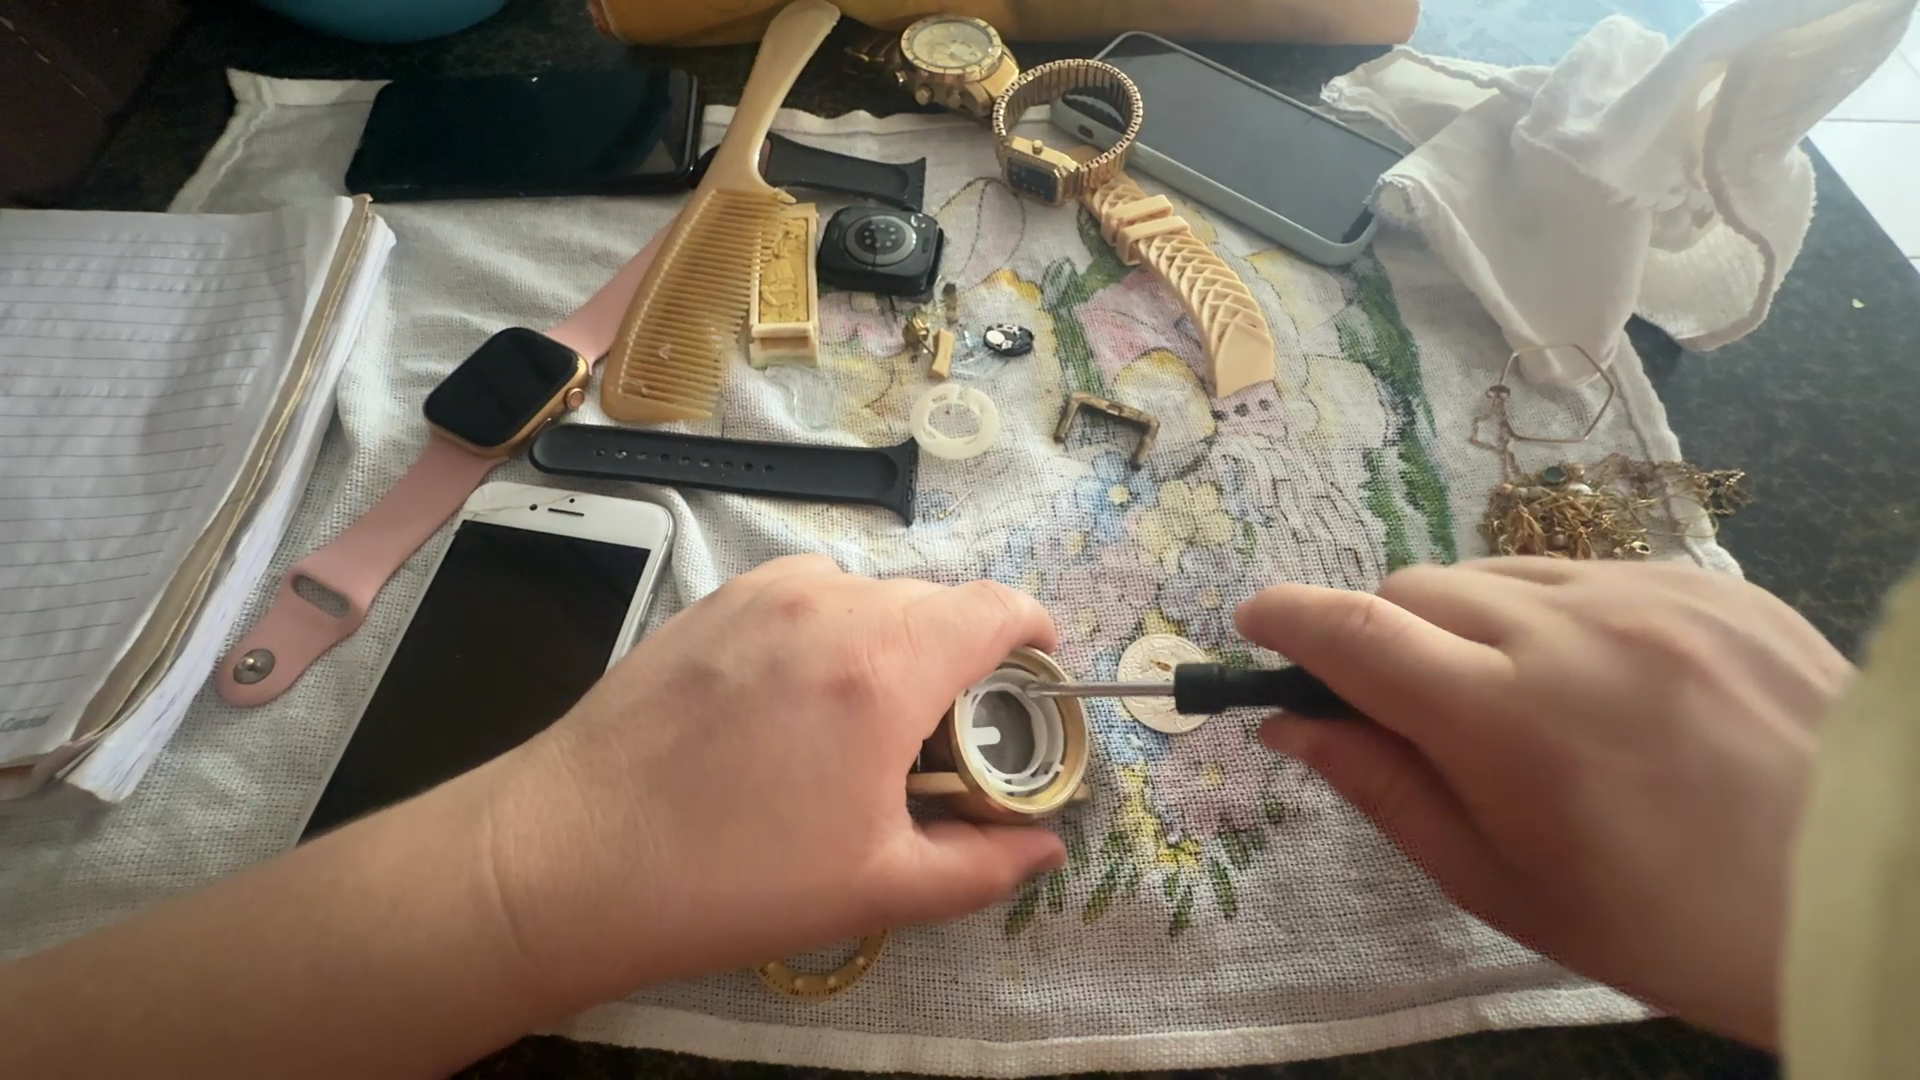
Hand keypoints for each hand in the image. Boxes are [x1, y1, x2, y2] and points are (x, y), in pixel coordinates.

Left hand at [479, 555, 1065, 1006]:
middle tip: (936, 728)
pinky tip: (797, 684)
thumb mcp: (875, 886)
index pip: (999, 607)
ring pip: (876, 594)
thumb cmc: (733, 876)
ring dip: (895, 639)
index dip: (1034, 632)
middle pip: (940, 604)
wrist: (567, 853)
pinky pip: (814, 590)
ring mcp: (773, 590)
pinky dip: (835, 623)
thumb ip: (982, 864)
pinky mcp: (724, 595)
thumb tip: (1046, 847)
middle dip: (961, 657)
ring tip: (859, 710)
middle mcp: (838, 605)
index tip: (1037, 670)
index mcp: (888, 667)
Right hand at [1235, 559, 1852, 1047]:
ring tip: (1511, 689)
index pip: (1354, 633)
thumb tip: (1285, 721)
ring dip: (1457, 621)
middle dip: (1379, 635)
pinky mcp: (1700, 579)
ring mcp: (1645, 594)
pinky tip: (1588, 672)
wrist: (1876, 903)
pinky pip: (1562, 570)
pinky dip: (1534, 611)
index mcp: (1508, 721)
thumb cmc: (1655, 917)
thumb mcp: (1489, 876)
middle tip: (1410, 699)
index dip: (1286, 615)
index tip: (1253, 621)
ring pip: (1478, 573)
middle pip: (1406, 589)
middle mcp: (1570, 633)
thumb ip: (1372, 783)